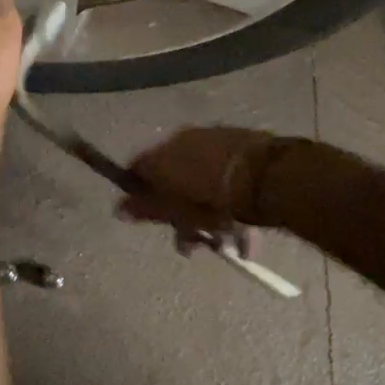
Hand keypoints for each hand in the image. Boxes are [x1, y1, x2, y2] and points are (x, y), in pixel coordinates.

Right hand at [117, 126, 282, 252]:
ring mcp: (213, 141)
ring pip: (203, 181)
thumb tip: (118, 209)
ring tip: (226, 243)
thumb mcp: (175, 211)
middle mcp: (182, 142)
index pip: (138, 171)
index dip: (141, 197)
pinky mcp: (241, 145)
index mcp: (161, 154)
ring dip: (210, 215)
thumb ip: (146, 209)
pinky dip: (230, 200)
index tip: (154, 220)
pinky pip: (227, 176)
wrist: (265, 177)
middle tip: (192, 242)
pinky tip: (244, 230)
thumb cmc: (211, 200)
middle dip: (181, 215)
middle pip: (172, 179)